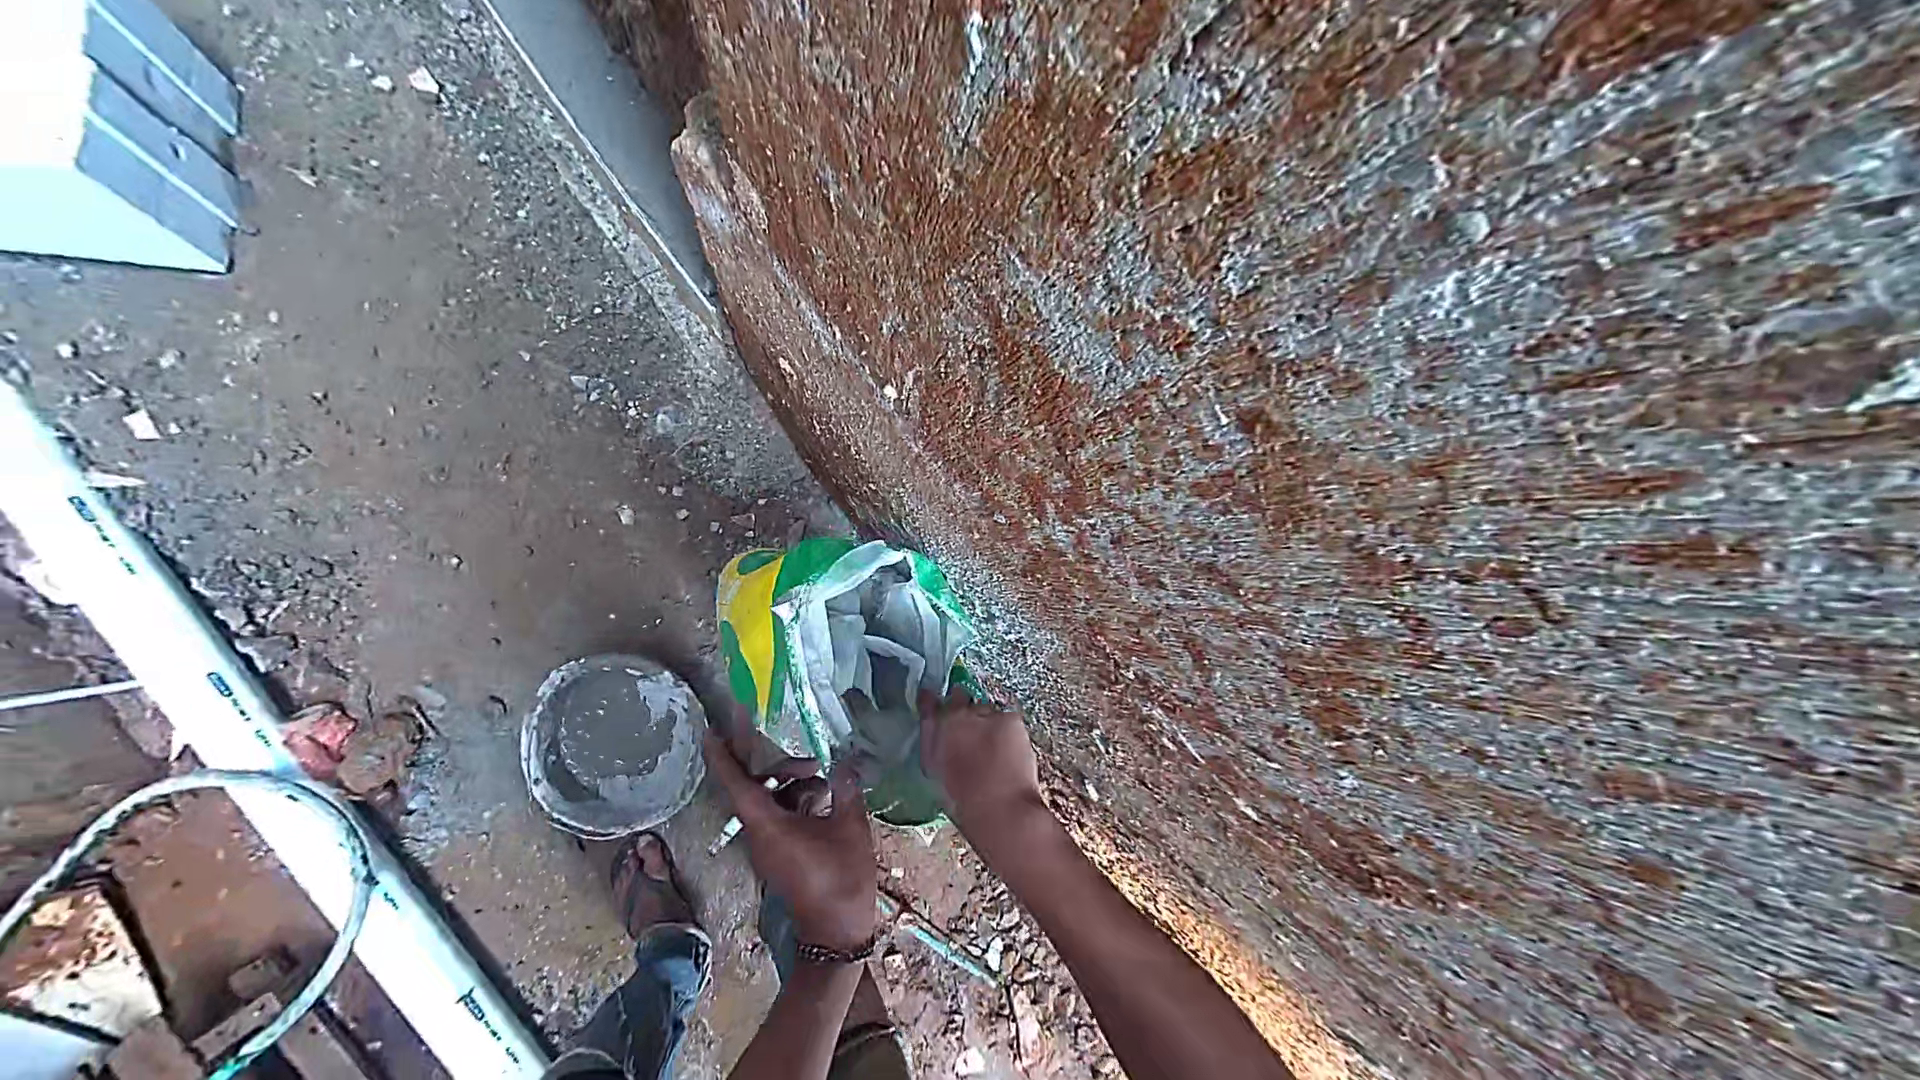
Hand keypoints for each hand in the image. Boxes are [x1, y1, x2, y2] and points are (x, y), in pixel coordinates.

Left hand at [704, 731, 877, 951]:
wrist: (837, 933)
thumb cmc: (841, 878)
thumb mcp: (850, 826)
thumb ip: (845, 788)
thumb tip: (844, 761)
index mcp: (768, 826)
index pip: (736, 785)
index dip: (723, 757)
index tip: (711, 732)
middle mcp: (760, 835)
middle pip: (756, 787)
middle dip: (780, 767)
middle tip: (811, 762)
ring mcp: (768, 846)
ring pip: (770, 801)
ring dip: (793, 785)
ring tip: (825, 782)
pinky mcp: (779, 853)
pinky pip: (779, 816)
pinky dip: (797, 801)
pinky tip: (825, 799)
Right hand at [918, 690, 1047, 836]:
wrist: (1000, 809)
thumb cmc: (961, 798)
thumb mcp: (934, 769)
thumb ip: (930, 738)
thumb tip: (930, 719)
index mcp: (936, 728)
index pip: (930, 701)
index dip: (937, 706)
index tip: (942, 712)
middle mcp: (960, 714)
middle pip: (961, 699)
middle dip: (966, 712)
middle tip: (973, 738)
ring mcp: (987, 714)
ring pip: (987, 710)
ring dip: (988, 722)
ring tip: (994, 751)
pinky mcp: (1011, 719)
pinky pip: (1007, 719)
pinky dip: (1008, 731)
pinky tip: (1010, 752)